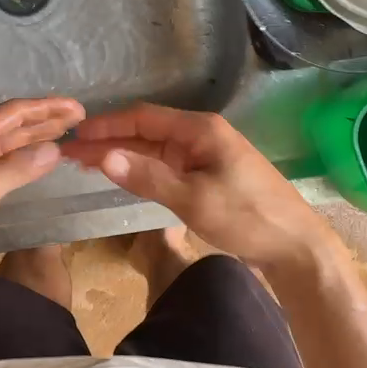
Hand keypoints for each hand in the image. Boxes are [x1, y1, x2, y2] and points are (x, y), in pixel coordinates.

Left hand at [0, 98, 84, 271]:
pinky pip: (3, 161)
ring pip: (9, 142)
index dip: (48, 108)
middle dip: (46, 120)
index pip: (16, 112)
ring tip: (66, 135)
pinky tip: (36, 163)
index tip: (77, 109)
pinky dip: (24, 158)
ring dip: (37, 137)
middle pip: (15, 124)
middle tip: (79, 120)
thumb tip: (55, 149)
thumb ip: (17, 168)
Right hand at [61, 103, 342, 270]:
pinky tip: (120, 176)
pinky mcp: (207, 177)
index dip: (107, 126)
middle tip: (69, 154)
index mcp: (200, 130)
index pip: (143, 118)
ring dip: (121, 156)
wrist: (297, 248)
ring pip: (153, 151)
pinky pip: (165, 167)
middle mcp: (200, 136)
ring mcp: (204, 157)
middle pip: (145, 133)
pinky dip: (139, 171)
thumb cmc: (248, 218)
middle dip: (107, 142)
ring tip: (83, 164)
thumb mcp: (193, 198)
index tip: (75, 135)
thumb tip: (102, 156)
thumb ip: (147, 177)